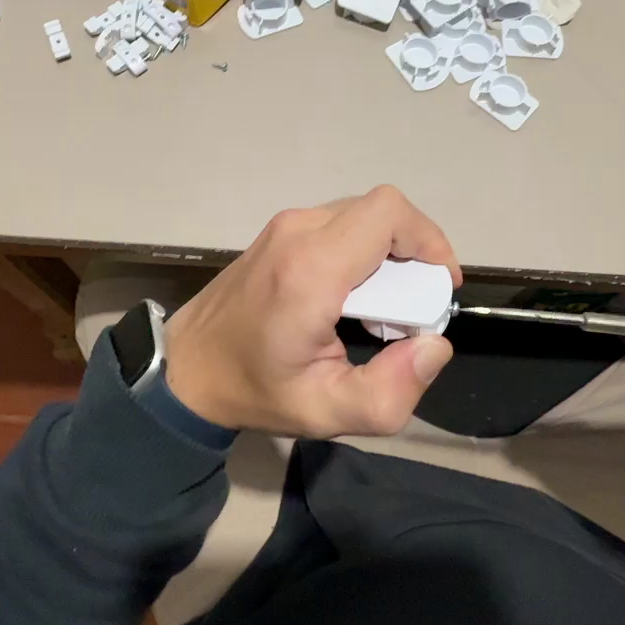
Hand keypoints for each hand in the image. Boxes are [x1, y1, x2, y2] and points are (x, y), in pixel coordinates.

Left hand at [163, 186, 459, 437]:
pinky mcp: (280, 231)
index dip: (428, 241)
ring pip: (362, 215)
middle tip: (412, 308)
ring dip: (389, 254)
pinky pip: (341, 223)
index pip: (387, 214)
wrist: (186, 368)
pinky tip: (353, 298)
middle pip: (382, 211)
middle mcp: (298, 232)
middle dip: (413, 254)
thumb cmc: (254, 390)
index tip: (438, 287)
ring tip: (383, 308)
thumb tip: (435, 346)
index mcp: (311, 269)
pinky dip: (363, 251)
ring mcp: (285, 226)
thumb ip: (391, 390)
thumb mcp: (327, 412)